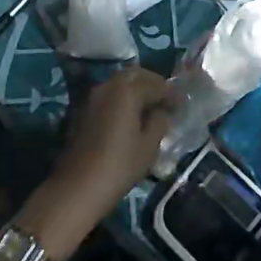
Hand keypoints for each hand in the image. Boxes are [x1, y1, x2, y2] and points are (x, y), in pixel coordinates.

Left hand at [20, 68, 169, 253]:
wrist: (78, 185)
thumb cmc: (120, 165)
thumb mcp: (149, 145)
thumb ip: (159, 122)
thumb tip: (161, 112)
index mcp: (126, 90)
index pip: (155, 84)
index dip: (171, 93)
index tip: (182, 104)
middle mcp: (107, 86)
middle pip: (134, 75)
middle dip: (151, 84)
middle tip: (165, 100)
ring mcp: (91, 97)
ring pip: (118, 84)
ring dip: (135, 90)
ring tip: (149, 109)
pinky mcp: (82, 110)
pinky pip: (107, 96)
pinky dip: (121, 100)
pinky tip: (130, 116)